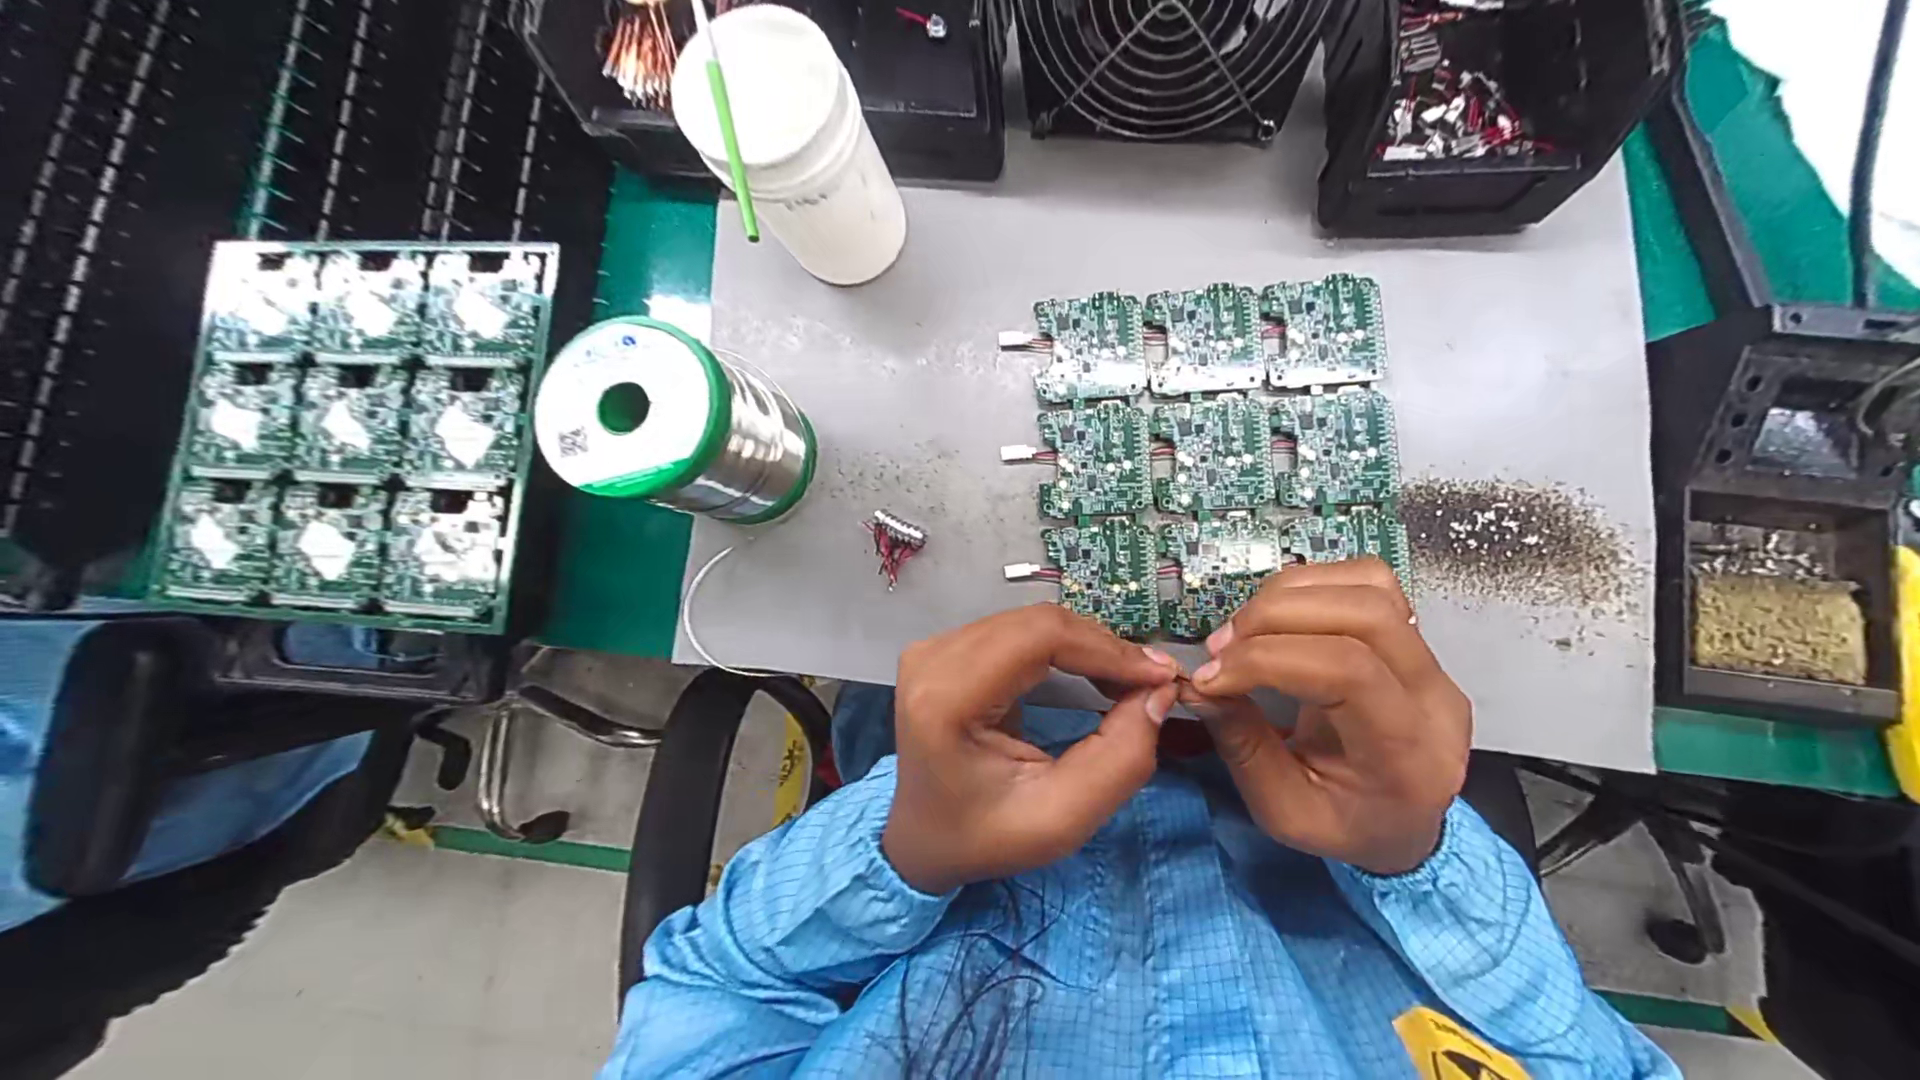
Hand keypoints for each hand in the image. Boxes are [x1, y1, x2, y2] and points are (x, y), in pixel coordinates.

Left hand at [883, 605, 1181, 893]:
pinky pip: (1017, 632)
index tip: (1159, 676)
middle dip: (1103, 648)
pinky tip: (1093, 673)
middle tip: (1152, 682)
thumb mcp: (1059, 820)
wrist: (921, 838)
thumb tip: (1158, 693)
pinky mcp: (944, 650)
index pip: (1038, 637)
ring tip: (1128, 681)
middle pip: (1037, 624)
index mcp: (946, 697)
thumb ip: (1120, 759)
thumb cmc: (982, 837)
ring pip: (1031, 623)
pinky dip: (1064, 649)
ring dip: (1087, 647)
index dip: (1105, 648)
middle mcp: (933, 658)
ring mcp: (934, 648)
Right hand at [1186, 559, 1470, 874]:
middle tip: (1221, 648)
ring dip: (1287, 595)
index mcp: (1406, 755)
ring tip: (1244, 630)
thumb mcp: (1281, 811)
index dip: (1264, 660)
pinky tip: (1276, 614)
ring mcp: (1431, 661)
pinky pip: (1370, 581)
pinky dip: (1309, 584)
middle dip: (1272, 617)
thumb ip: (1241, 746)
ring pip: (1369, 586)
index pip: (1347, 671)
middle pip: (1365, 614)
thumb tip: (1197, 685)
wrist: (1404, 827)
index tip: (1210, 678)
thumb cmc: (1344, 825)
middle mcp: (1434, 698)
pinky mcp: (1416, 639)